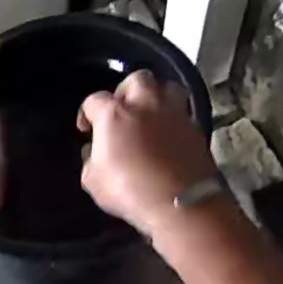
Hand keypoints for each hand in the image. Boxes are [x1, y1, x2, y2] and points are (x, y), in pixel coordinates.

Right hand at [76, 71, 219, 237]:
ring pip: (167, 87)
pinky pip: (182, 111)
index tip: (87, 130)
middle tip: (120, 111)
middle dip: (125, 91)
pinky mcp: (196, 128)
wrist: (179, 204)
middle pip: (137, 79)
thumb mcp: (92, 179)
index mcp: (114, 115)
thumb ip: (90, 159)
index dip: (87, 113)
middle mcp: (145, 106)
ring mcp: (175, 115)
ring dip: (155, 96)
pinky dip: (172, 117)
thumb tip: (95, 151)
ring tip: (147, 115)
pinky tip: (165, 134)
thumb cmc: (127, 190)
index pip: (94, 100)